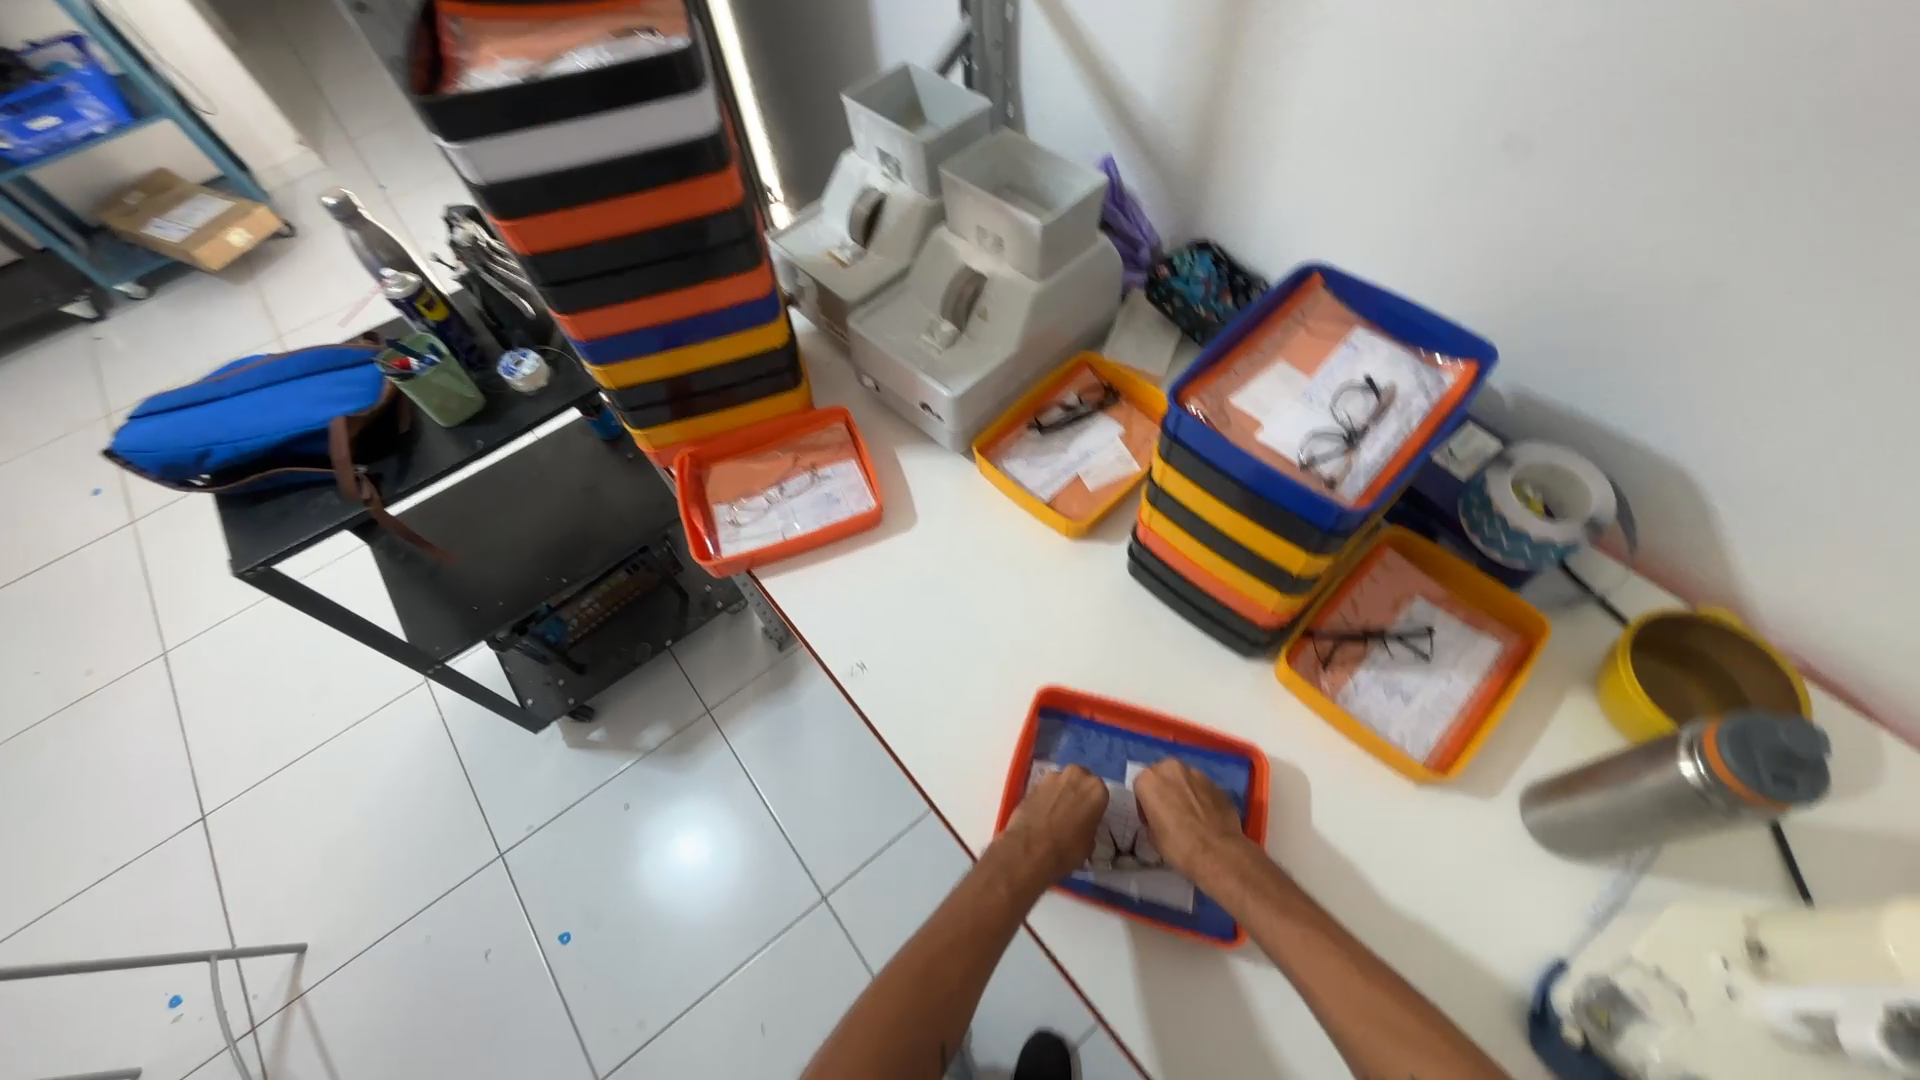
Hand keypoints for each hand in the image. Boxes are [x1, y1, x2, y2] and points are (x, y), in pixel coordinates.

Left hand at [996, 765, 1108, 885]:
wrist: (1031, 849)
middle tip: (1073, 810)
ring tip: (1055, 812)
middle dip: (1077, 791)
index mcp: (1096, 789)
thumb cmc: (1068, 849)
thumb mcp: (1090, 842)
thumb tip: (1084, 825)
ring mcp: (1053, 776)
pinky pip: (1046, 788)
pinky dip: (1046, 797)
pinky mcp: (1034, 782)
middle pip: (1080, 779)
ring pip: (1062, 781)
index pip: (1100, 792)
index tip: (1089, 815)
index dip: (1093, 804)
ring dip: (1061, 792)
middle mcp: (1076, 775)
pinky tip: (1042, 812)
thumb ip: (1090, 824)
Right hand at [1133, 760, 1250, 881]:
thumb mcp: (1152, 835)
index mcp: (1149, 779)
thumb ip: (1151, 816)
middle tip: (1170, 812)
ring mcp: (1198, 774)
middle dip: (1165, 789)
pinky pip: (1203, 788)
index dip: (1145, 803)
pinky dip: (1202, 798)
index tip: (1152, 818)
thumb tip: (1159, 817)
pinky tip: (1207, 817)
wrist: (1218, 853)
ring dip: (1184, 791)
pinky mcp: (1218, 784)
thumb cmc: (1178, 845)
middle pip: (1163, 775)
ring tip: (1191, 815)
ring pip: (1185, 779)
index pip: (1140, 785)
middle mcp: (1172, 768)